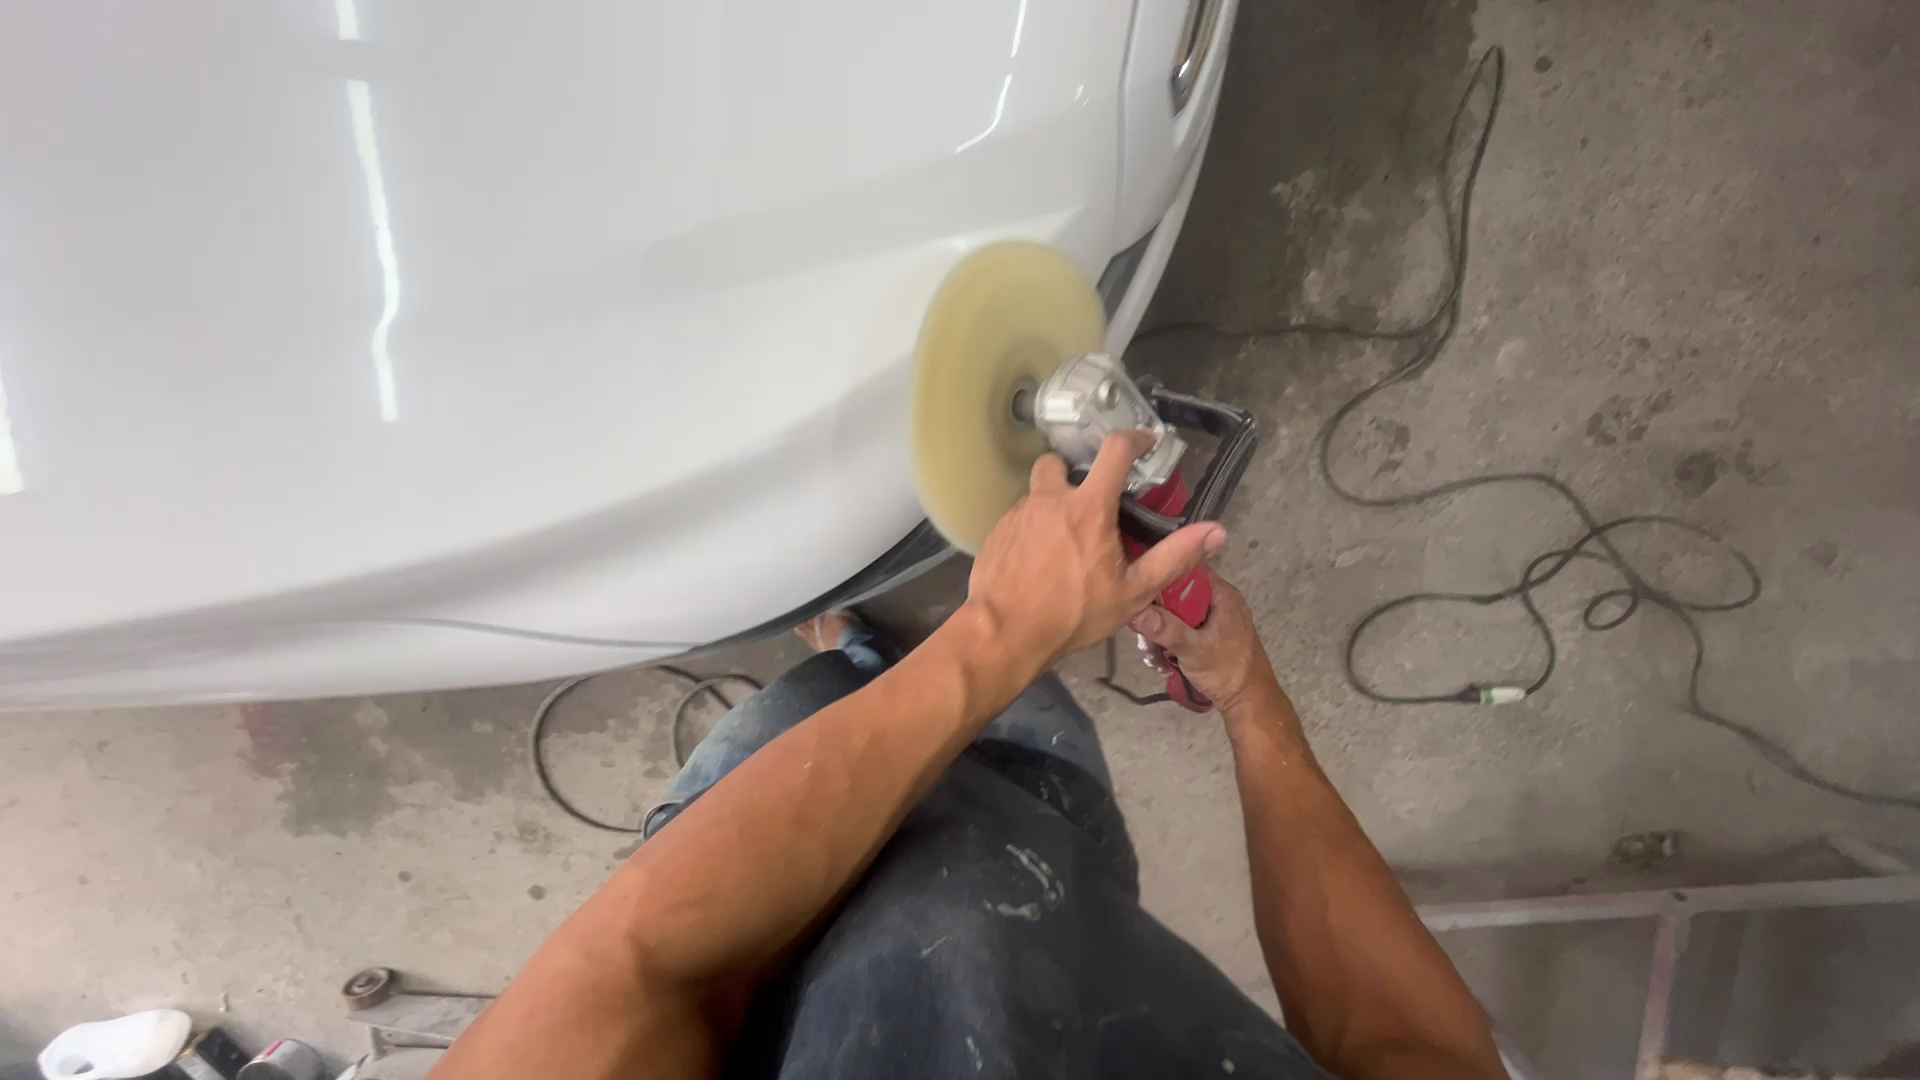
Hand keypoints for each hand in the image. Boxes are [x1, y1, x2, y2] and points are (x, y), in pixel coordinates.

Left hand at [965, 431, 1226, 671]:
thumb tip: (1216, 532)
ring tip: (1065, 540)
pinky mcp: (997, 533)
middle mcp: (1049, 501)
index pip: (1114, 451)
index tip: (1144, 442)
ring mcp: (1018, 514)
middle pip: (1059, 462)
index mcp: (1088, 508)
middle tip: (1089, 501)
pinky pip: (1019, 518)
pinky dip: (1032, 529)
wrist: (1004, 633)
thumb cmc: (1072, 614)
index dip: (1134, 438)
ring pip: (1037, 492)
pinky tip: (1039, 560)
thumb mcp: (1133, 591)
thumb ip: (1175, 556)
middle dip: (1074, 472)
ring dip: (1052, 504)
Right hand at [1132, 575, 1282, 715]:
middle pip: (1177, 593)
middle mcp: (1218, 601)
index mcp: (1221, 595)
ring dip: (1161, 632)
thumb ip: (1166, 628)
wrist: (1249, 702)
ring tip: (1151, 651)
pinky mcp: (1209, 634)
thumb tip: (1136, 609)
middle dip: (1157, 614)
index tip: (1140, 594)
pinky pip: (1183, 628)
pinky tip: (1161, 658)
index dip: (1161, 578)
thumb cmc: (1227, 672)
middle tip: (1143, 635)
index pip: (1186, 570)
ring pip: (1177, 613)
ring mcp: (1214, 618)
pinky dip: (1170, 641)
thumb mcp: (1194, 649)